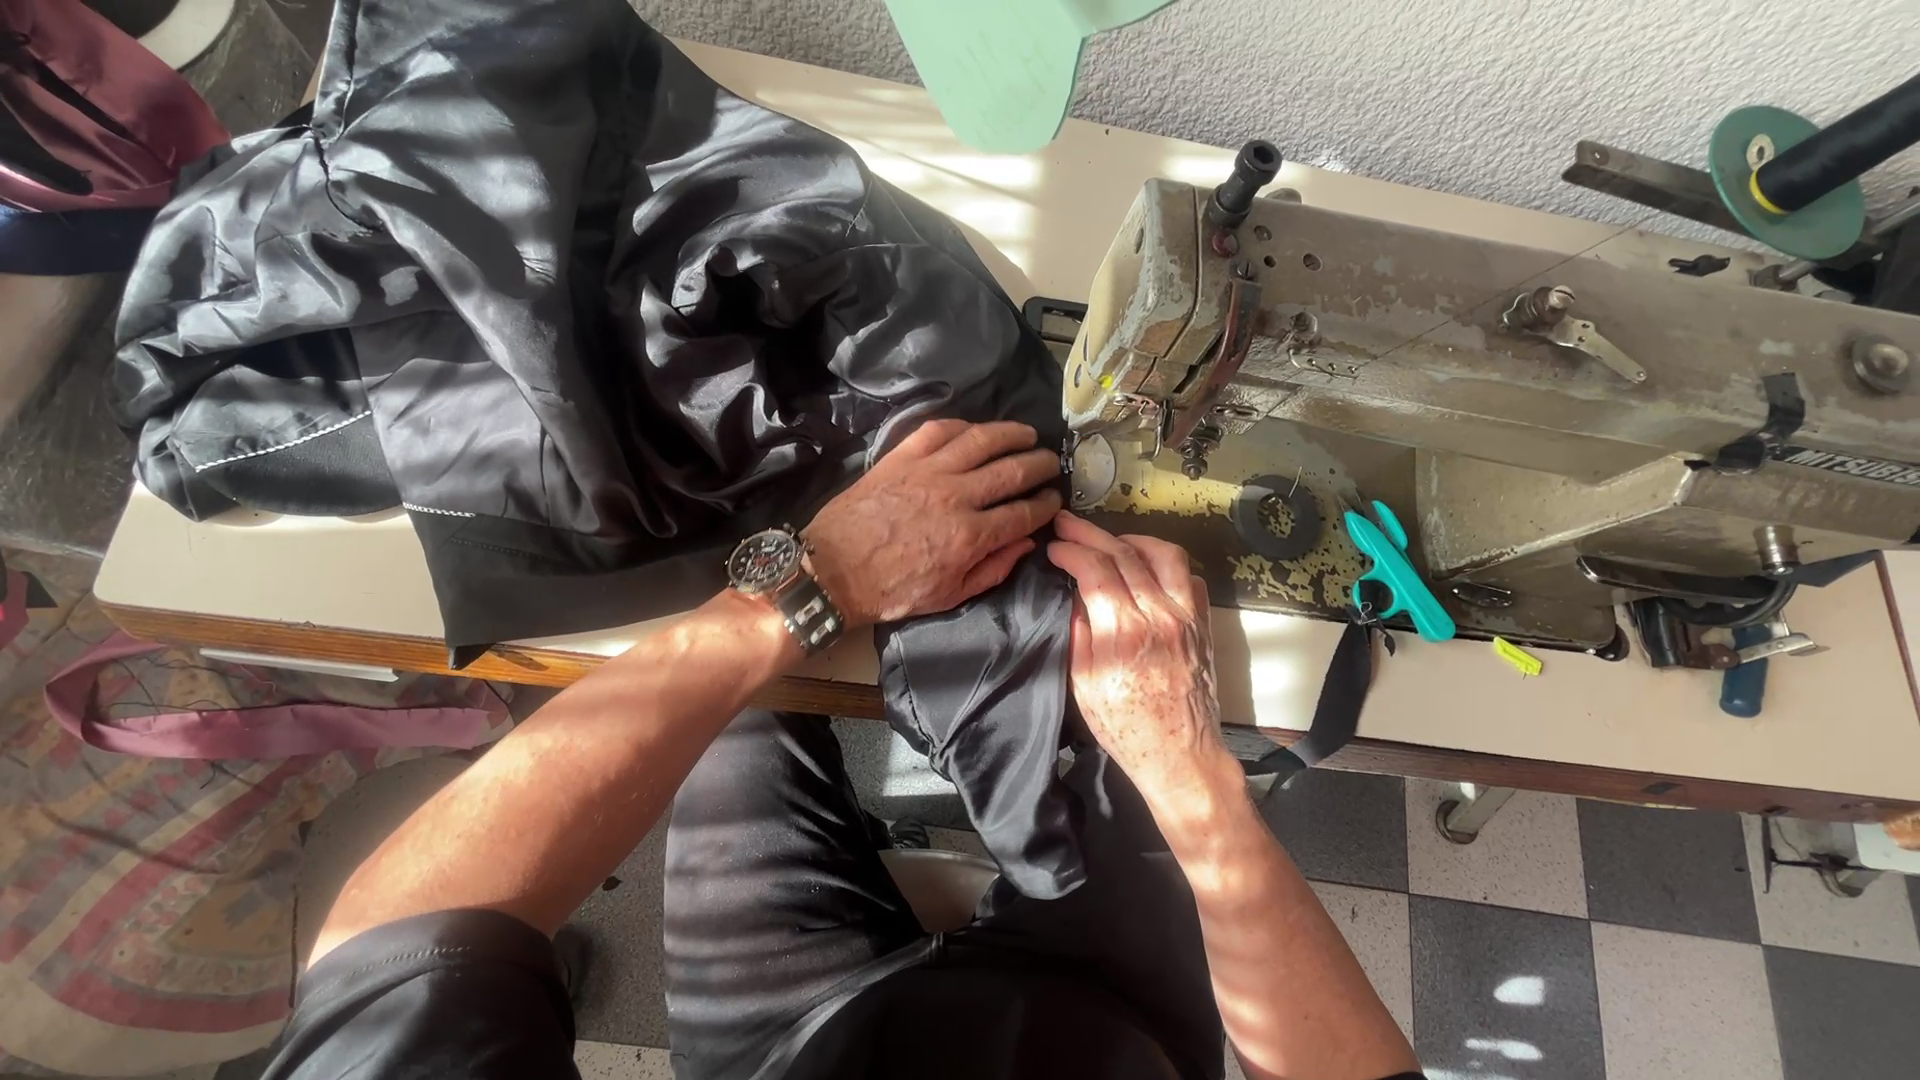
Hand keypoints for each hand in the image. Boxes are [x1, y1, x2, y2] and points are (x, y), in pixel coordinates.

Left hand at [805, 420, 1062, 626]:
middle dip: (1039, 464)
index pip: (1023, 513)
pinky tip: (976, 429)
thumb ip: (993, 570)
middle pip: (1012, 470)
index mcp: (971, 536)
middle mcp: (956, 496)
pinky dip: (963, 425)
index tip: (1055, 499)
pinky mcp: (901, 457)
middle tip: (1051, 462)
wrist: (833, 570)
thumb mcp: (949, 596)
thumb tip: (1026, 543)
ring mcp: (928, 471)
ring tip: (1028, 434)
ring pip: (982, 440)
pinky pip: (939, 430)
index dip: (1046, 504)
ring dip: (1012, 433)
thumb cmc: (892, 590)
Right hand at [1046, 512, 1232, 800]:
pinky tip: (1146, 568)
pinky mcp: (1202, 624)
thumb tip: (1074, 593)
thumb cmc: (1124, 727)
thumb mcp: (1083, 683)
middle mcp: (1159, 614)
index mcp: (1123, 630)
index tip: (1054, 548)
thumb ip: (1079, 632)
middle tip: (1067, 524)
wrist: (1179, 754)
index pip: (1094, 568)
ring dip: (1132, 539)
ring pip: (1164, 554)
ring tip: (1110, 540)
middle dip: (1091, 533)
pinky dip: (1165, 564)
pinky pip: (1188, 577)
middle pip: (1124, 553)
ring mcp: (1186, 616)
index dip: (1070, 550)